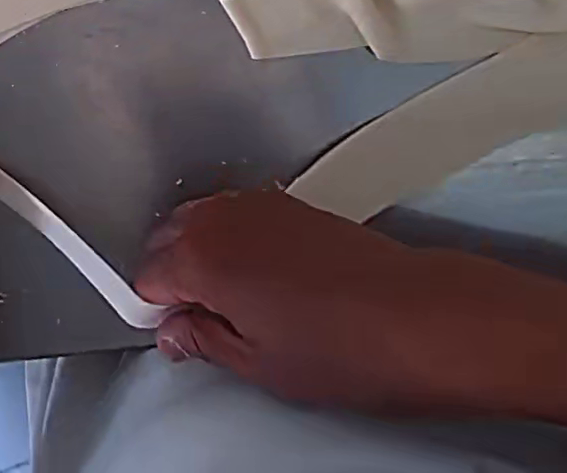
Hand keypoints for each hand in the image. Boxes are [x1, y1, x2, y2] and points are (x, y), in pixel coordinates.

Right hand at [133, 188, 566, 416]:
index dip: (154, 308)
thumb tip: (176, 334)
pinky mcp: (277, 199)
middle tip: (200, 318)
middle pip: (162, 240)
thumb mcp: (261, 366)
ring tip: (234, 297)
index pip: (145, 277)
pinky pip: (228, 211)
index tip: (171, 327)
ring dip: (195, 252)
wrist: (420, 315)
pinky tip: (260, 272)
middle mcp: (215, 219)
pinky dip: (226, 235)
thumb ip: (202, 341)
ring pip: (193, 220)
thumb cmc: (349, 345)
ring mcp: (246, 203)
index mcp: (199, 259)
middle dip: (170, 276)